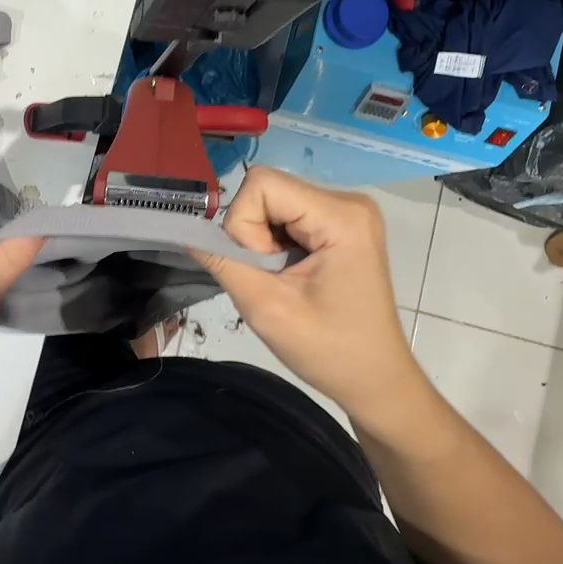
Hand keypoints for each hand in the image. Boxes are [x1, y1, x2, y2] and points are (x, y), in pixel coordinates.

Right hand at [190, 167, 422, 413]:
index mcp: (342, 216)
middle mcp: (349, 201)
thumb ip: (223, 263)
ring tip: (285, 279)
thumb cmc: (329, 351)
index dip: (244, 224)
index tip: (263, 268)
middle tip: (274, 279)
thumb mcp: (265, 309)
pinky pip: (286, 214)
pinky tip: (292, 273)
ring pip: (272, 202)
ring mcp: (347, 211)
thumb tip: (186, 232)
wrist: (376, 379)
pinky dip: (276, 242)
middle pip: (267, 190)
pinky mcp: (341, 223)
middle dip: (253, 233)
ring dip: (263, 240)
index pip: (261, 184)